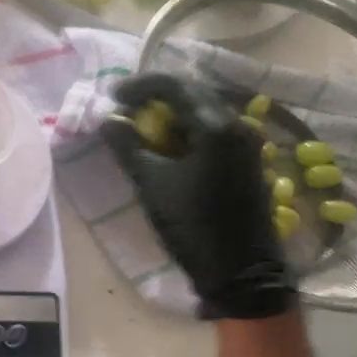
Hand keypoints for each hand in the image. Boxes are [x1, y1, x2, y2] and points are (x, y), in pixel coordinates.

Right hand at [102, 72, 294, 319]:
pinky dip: (189, 128)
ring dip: (173, 112)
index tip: (113, 96)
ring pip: (205, 111)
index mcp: (214, 125)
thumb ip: (127, 146)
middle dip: (157, 96)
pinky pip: (215, 129)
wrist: (241, 271)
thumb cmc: (192, 226)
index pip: (173, 86)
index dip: (139, 86)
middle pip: (193, 93)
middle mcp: (236, 124)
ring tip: (144, 126)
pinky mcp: (249, 158)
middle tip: (126, 108)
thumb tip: (107, 119)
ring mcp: (247, 141)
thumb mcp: (152, 184)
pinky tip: (170, 144)